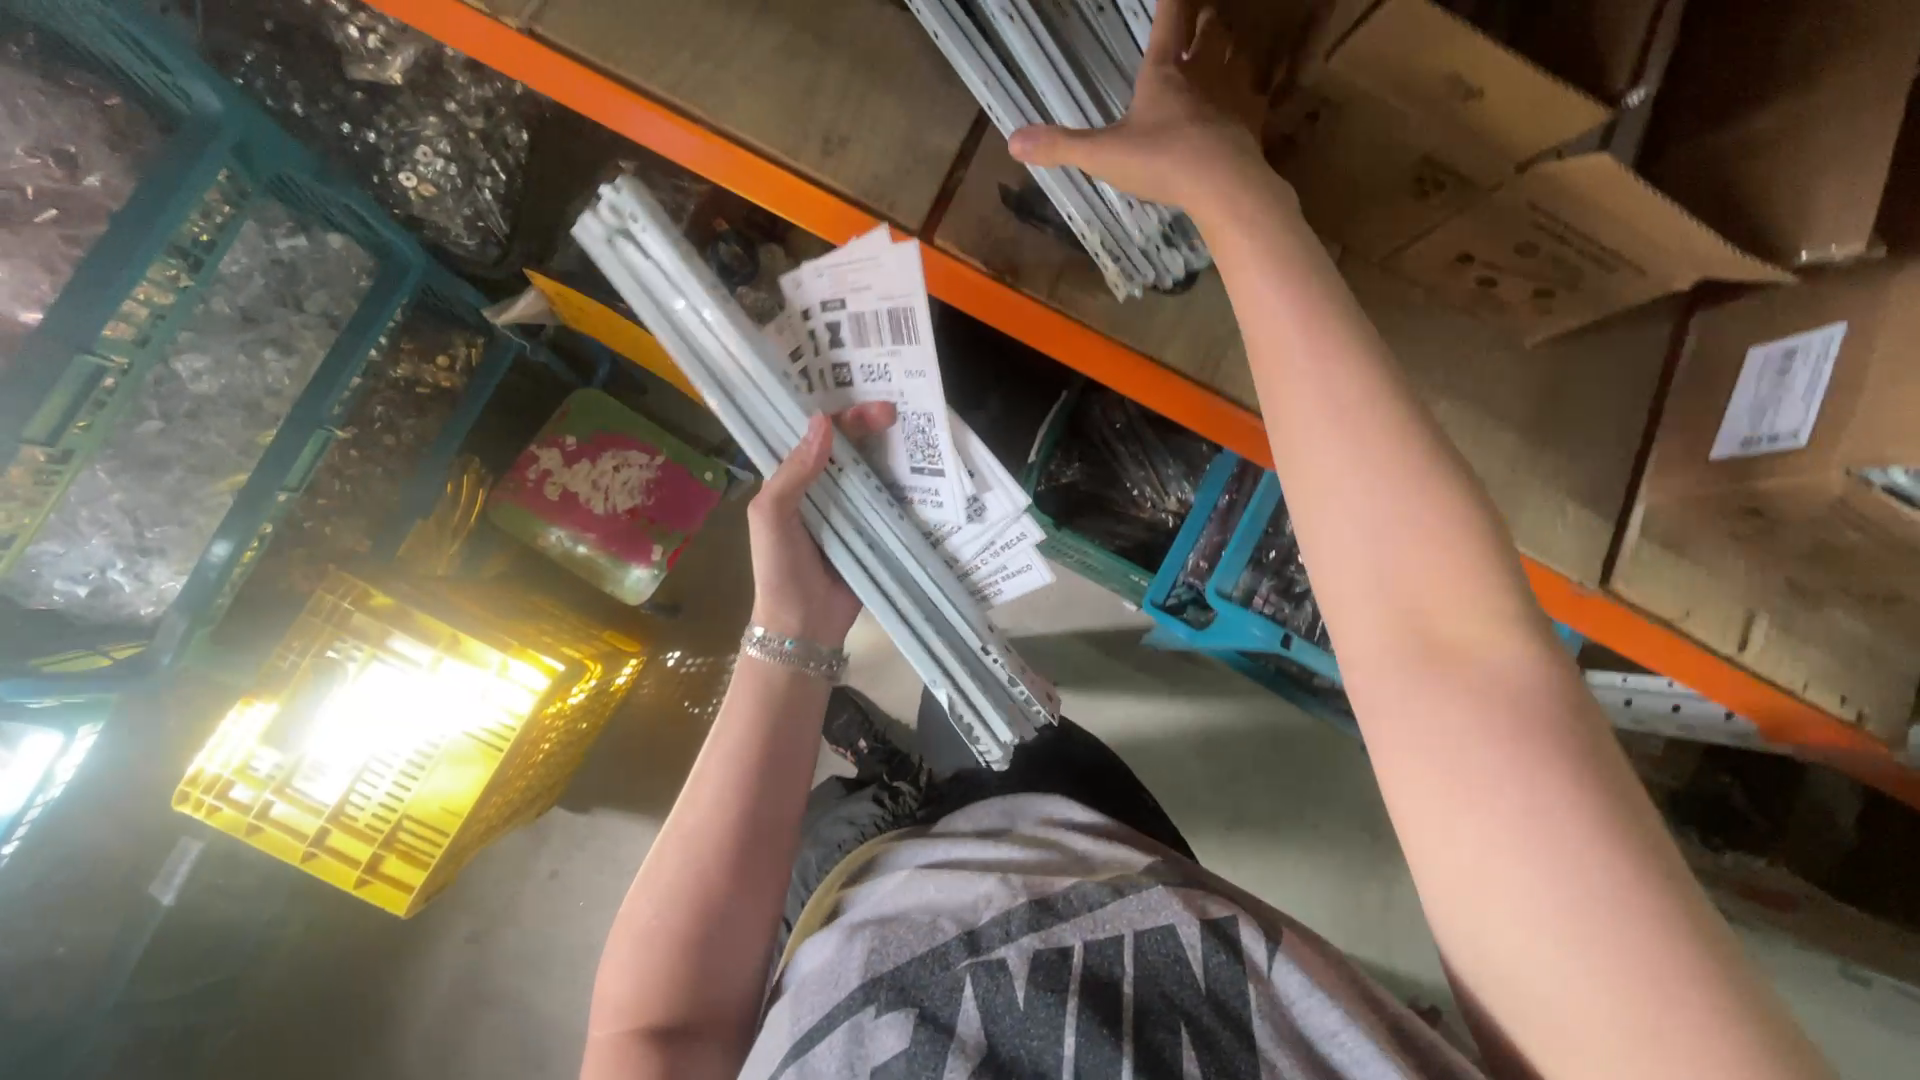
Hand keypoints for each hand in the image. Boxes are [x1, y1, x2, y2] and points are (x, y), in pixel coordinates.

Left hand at [745, 403, 895, 648]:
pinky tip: (926, 474)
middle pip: (851, 449)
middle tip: (896, 414)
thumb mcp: (770, 516)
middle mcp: (825, 491)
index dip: (840, 416)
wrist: (804, 626)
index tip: (866, 407)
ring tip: (917, 434)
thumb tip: (822, 423)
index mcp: (794, 483)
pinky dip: (908, 489)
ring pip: (874, 472)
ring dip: (894, 452)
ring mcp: (854, 513)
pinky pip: (892, 505)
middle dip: (871, 427)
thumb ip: (792, 472)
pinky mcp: (877, 534)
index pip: (818, 437)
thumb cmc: (779, 569)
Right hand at [1007, 0, 1278, 210]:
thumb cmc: (1162, 162)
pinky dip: (1250, 94)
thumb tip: (1013, 142)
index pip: (1168, 22)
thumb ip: (1061, 147)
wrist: (1224, 185)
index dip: (1170, 3)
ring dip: (1230, 50)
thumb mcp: (1103, 156)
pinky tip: (1246, 104)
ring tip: (1224, 53)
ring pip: (1236, 56)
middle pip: (1210, 31)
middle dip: (1205, 24)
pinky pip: (1255, 97)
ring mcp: (1233, 95)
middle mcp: (1202, 74)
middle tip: (1201, 22)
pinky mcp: (1253, 122)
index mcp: (1164, 73)